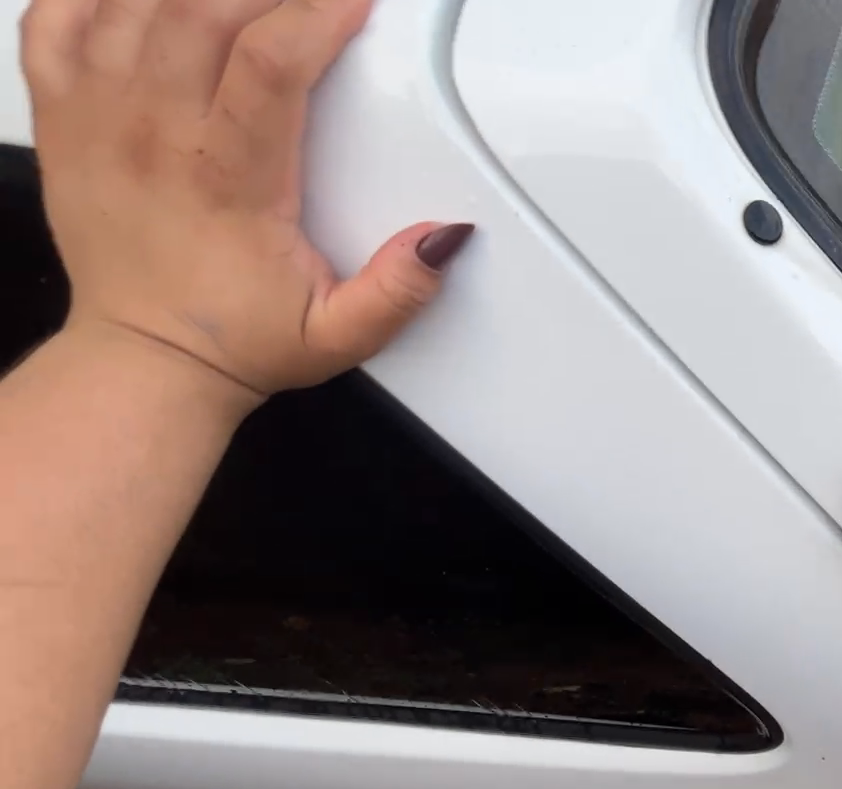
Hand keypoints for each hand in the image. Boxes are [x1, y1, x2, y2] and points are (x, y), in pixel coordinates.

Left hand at [20, 0, 470, 405]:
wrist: (150, 357)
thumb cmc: (245, 340)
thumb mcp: (347, 334)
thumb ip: (400, 289)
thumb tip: (443, 235)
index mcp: (227, 183)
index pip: (266, 65)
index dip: (314, 19)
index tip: (353, 4)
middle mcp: (151, 136)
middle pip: (197, 13)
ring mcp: (95, 119)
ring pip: (130, 3)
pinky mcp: (62, 118)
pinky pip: (57, 17)